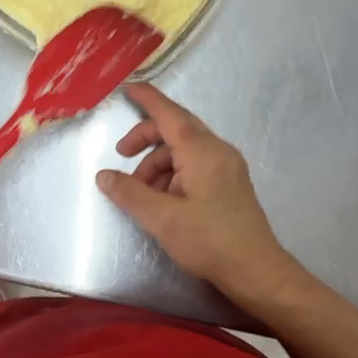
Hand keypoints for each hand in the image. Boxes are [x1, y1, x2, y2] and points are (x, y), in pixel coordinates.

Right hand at [96, 83, 295, 296]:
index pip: (169, 114)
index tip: (127, 88)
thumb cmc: (209, 240)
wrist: (254, 269)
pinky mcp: (229, 184)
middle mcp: (217, 151)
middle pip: (175, 130)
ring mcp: (226, 167)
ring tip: (142, 195)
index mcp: (202, 151)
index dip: (147, 99)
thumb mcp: (161, 218)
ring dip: (156, 165)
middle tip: (121, 157)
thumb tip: (103, 176)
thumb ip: (129, 193)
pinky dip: (172, 175)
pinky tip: (162, 201)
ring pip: (183, 151)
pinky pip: (194, 166)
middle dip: (145, 139)